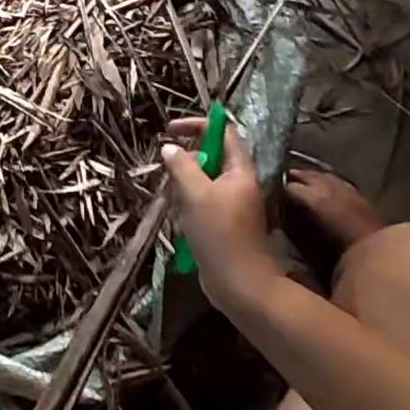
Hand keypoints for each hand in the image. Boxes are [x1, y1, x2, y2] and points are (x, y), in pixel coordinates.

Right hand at [162, 117, 276, 304]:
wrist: (240, 284)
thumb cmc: (220, 234)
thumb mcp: (195, 194)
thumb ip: (182, 166)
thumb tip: (170, 148)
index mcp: (241, 171)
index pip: (223, 132)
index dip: (197, 125)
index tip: (170, 130)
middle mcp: (240, 183)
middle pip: (211, 156)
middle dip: (186, 161)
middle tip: (169, 173)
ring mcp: (233, 204)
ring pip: (203, 181)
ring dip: (184, 186)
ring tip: (175, 203)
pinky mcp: (224, 223)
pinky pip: (202, 202)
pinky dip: (187, 205)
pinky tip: (181, 222)